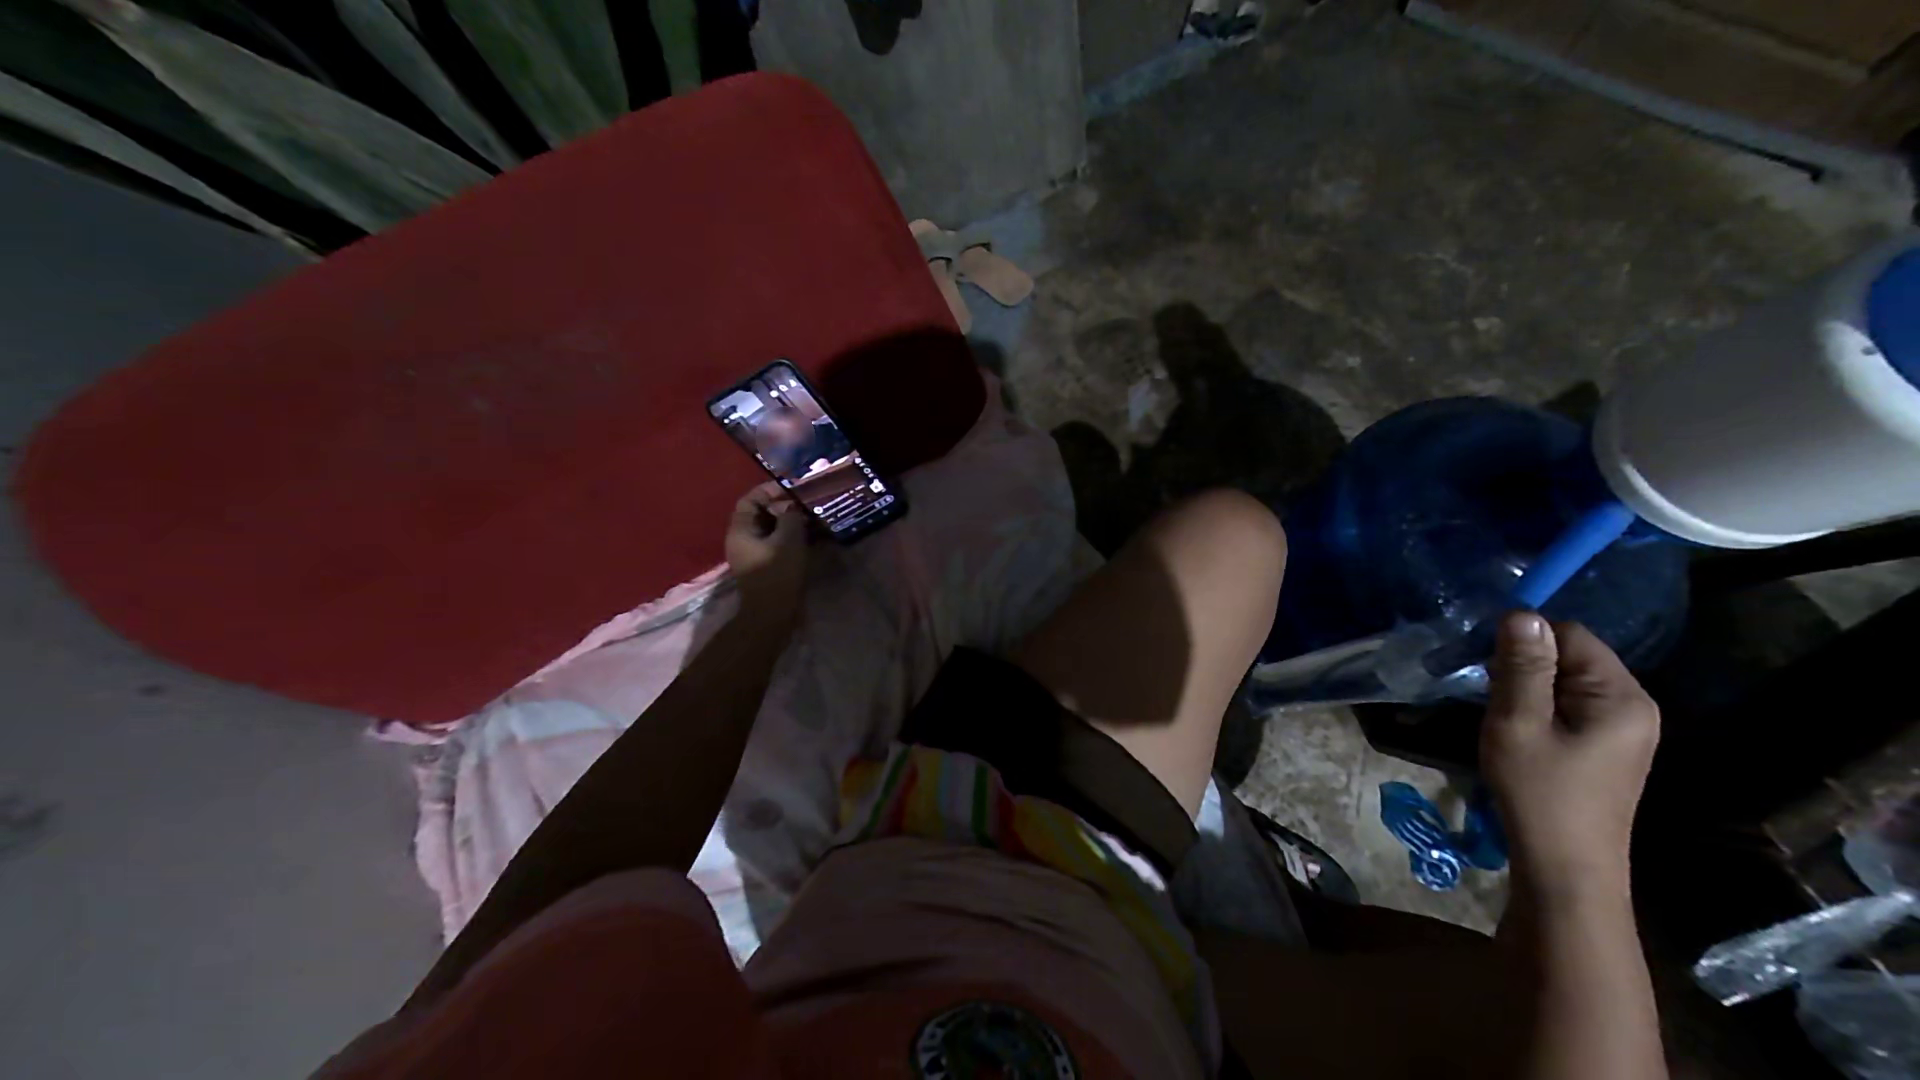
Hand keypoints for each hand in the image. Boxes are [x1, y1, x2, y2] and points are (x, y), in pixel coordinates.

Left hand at [725, 481, 808, 625]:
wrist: (772, 615)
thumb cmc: (777, 573)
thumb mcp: (788, 539)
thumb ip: (790, 516)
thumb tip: (792, 508)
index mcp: (740, 530)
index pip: (750, 500)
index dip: (769, 490)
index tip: (791, 488)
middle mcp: (741, 540)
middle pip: (760, 514)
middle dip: (783, 507)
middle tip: (806, 504)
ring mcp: (752, 555)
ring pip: (771, 530)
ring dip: (790, 524)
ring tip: (812, 519)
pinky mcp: (764, 567)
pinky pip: (777, 545)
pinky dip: (791, 539)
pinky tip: (811, 539)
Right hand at [1481, 613, 1660, 901]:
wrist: (1566, 865)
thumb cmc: (1540, 792)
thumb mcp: (1518, 724)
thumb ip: (1521, 667)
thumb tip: (1520, 613)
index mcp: (1621, 696)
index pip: (1571, 635)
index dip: (1526, 642)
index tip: (1487, 667)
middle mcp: (1634, 706)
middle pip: (1571, 656)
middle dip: (1525, 666)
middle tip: (1490, 696)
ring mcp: (1624, 729)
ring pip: (1566, 681)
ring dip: (1527, 688)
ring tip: (1501, 717)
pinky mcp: (1608, 746)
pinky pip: (1569, 704)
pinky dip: (1537, 707)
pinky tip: (1518, 732)